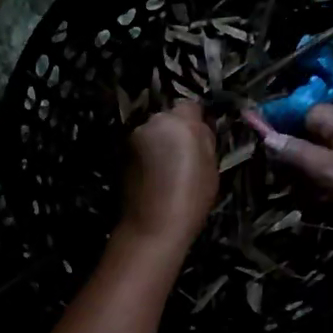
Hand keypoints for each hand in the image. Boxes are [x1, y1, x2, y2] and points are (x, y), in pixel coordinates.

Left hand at [122, 101, 217, 245]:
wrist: (152, 227)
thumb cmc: (190, 198)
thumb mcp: (212, 167)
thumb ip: (205, 140)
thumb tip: (199, 128)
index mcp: (179, 122)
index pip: (191, 106)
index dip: (197, 121)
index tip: (201, 140)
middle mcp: (152, 122)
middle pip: (169, 118)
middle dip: (176, 132)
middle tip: (187, 157)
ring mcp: (133, 137)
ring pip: (154, 133)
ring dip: (161, 144)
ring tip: (169, 170)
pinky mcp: (121, 154)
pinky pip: (142, 147)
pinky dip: (148, 156)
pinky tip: (155, 177)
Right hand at [256, 105, 332, 223]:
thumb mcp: (330, 172)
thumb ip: (297, 154)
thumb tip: (267, 136)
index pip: (308, 112)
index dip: (285, 126)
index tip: (264, 143)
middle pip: (321, 134)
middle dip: (302, 158)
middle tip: (290, 184)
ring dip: (319, 177)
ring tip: (313, 200)